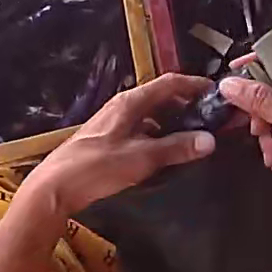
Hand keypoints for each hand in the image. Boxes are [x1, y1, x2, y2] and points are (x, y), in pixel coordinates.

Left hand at [21, 73, 216, 216]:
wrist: (55, 187)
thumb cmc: (96, 167)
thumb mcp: (142, 157)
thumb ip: (176, 148)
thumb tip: (210, 140)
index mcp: (130, 103)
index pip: (169, 83)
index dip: (194, 85)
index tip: (216, 93)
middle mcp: (122, 107)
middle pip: (161, 98)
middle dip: (186, 105)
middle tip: (209, 118)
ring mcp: (114, 123)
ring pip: (151, 115)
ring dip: (172, 122)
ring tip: (193, 136)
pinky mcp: (109, 140)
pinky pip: (141, 130)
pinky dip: (158, 136)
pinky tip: (165, 153)